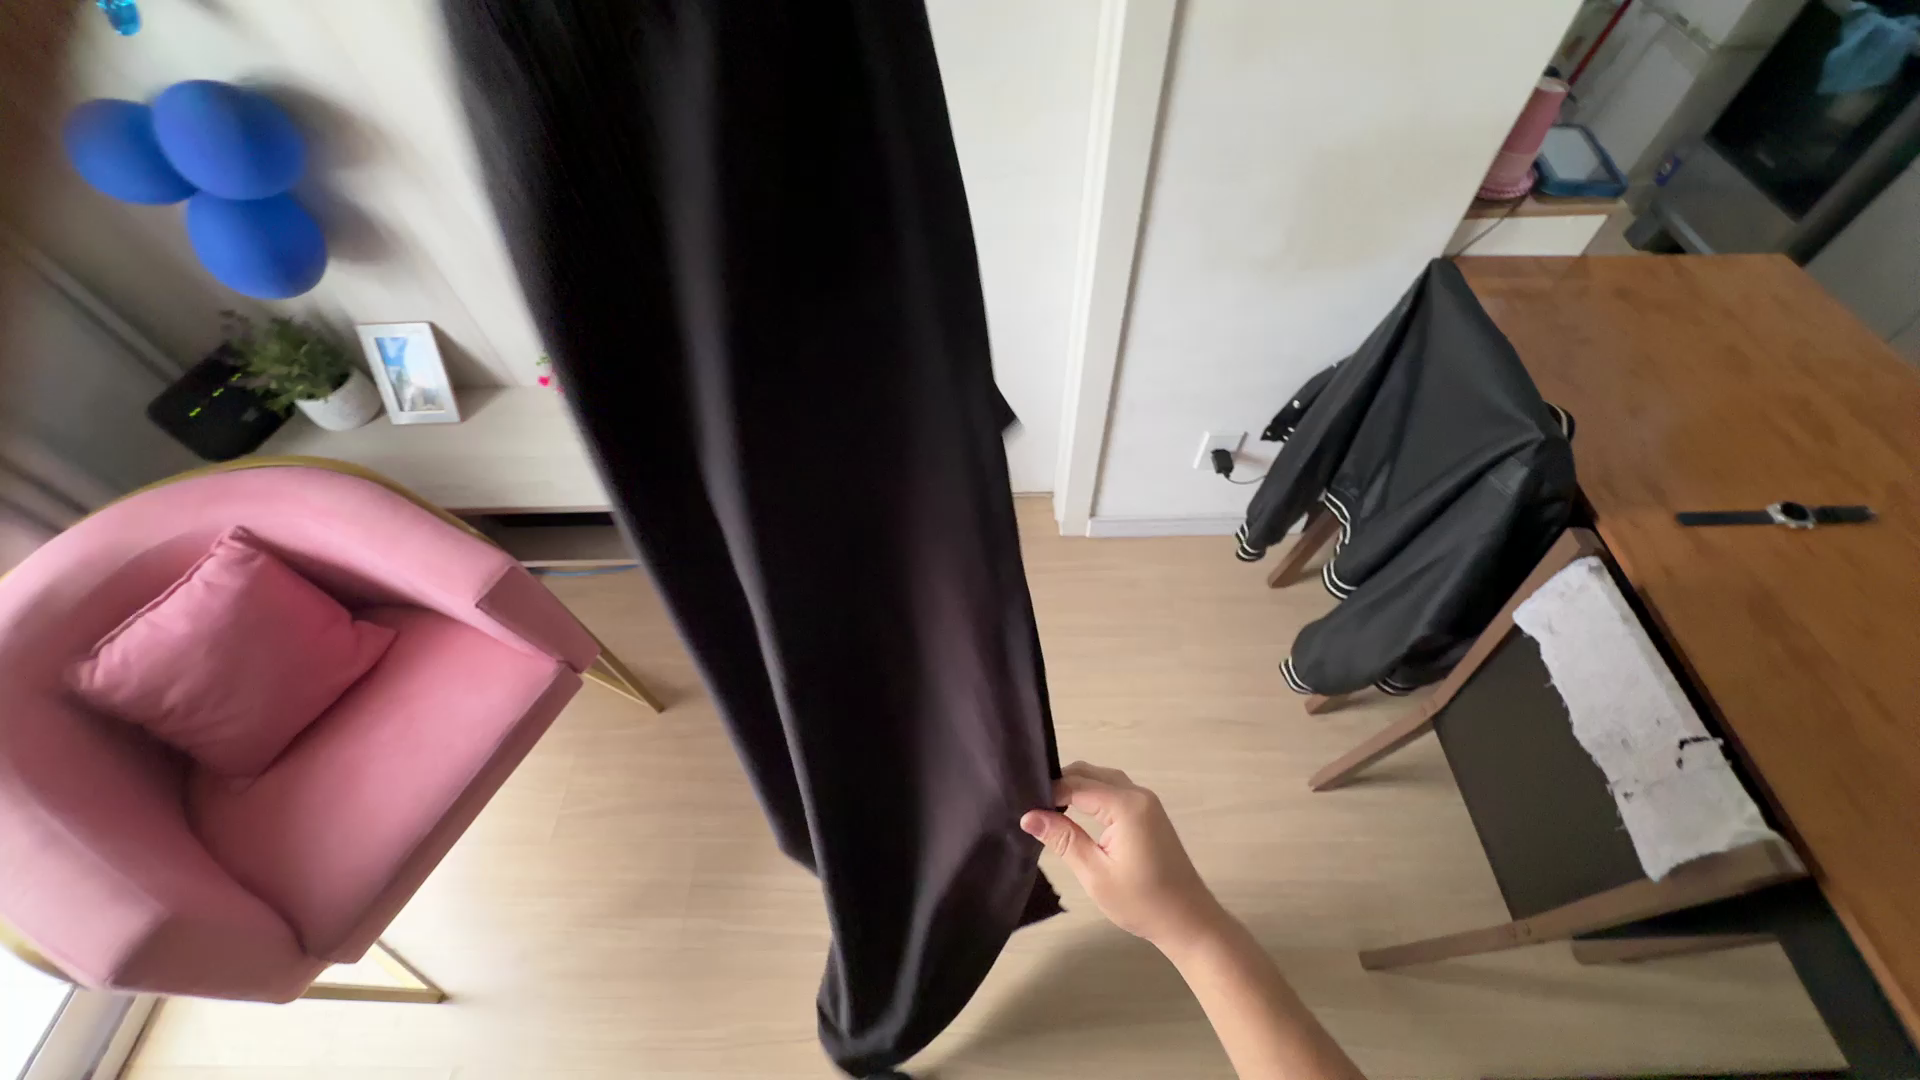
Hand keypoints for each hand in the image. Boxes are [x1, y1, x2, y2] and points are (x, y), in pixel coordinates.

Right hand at [1020, 761, 1225, 952]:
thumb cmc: (1141, 902)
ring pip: (1101, 779)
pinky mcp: (1148, 811)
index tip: (1023, 806)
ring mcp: (1146, 800)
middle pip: (1088, 774)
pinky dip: (1091, 794)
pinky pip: (1113, 790)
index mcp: (1126, 805)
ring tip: (1048, 808)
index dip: (1048, 793)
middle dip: (1059, 784)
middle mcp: (1137, 793)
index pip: (1076, 785)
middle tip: (1032, 806)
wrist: (1189, 921)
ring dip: (1075, 788)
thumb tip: (1029, 817)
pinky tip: (1074, 811)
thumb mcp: (1095, 873)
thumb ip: (1063, 839)